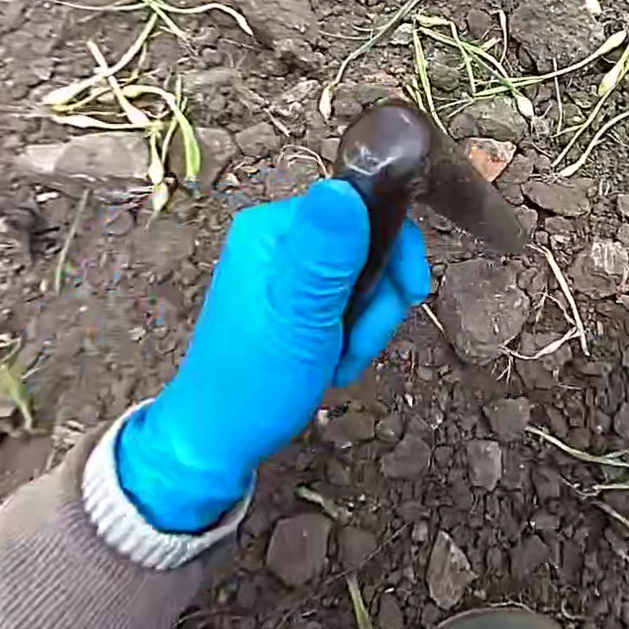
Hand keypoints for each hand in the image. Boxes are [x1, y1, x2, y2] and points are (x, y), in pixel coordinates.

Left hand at [116, 179, 432, 531]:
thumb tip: (345, 189)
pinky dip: (359, 328)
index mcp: (276, 226)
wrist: (221, 438)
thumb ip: (325, 253)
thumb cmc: (257, 379)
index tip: (407, 296)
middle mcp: (285, 236)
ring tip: (347, 355)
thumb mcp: (300, 315)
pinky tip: (340, 355)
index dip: (396, 251)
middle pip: (373, 243)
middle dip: (381, 296)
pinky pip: (354, 295)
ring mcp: (294, 266)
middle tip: (364, 338)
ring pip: (370, 274)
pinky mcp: (301, 293)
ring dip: (372, 319)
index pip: (366, 209)